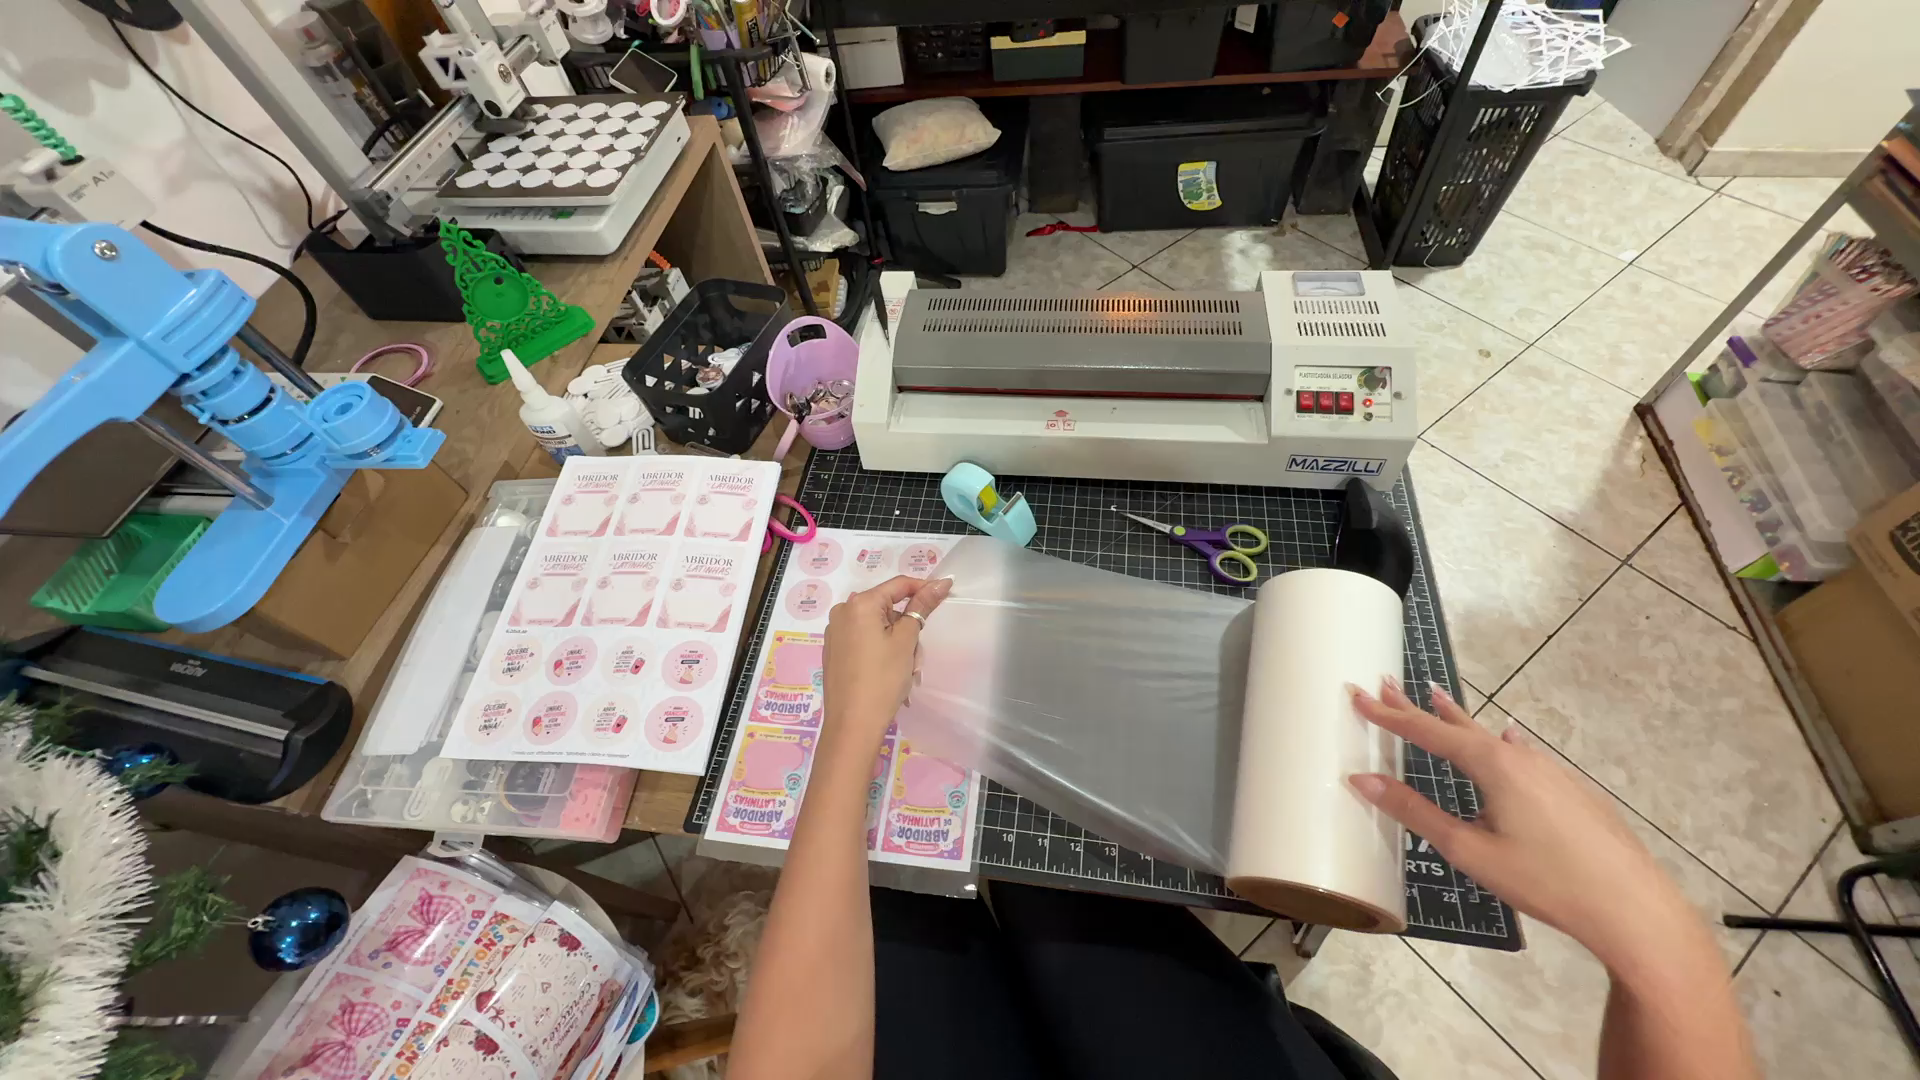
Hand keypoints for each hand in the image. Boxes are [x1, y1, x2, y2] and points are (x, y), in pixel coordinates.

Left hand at [822, 575, 950, 752]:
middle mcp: (842, 612)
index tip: (946, 594)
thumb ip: (922, 606)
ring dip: (897, 641)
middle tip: (917, 653)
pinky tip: (888, 673)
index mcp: (859, 604)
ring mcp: (835, 633)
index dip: (924, 589)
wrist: (852, 724)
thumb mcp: (906, 640)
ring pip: (877, 625)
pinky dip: (881, 649)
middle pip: (887, 606)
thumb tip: (941, 582)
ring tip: (906, 670)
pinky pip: (864, 639)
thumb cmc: (883, 679)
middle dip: (908, 625)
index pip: (898, 585)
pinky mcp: (834, 651)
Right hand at [1348, 681, 1697, 972]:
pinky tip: (1509, 739)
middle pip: (1458, 725)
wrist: (1638, 913)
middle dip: (1418, 706)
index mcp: (1493, 766)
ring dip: (1457, 718)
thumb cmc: (1546, 881)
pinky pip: (1522, 753)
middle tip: (1385, 683)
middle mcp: (1521, 758)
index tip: (1358, 695)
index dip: (1389, 715)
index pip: (1427, 732)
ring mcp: (1552, 773)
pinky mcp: (1573, 792)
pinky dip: (1498, 740)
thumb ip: (1414, 811)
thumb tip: (1362, 778)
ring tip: (1436, 697)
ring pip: (1492, 737)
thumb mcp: (1469, 849)